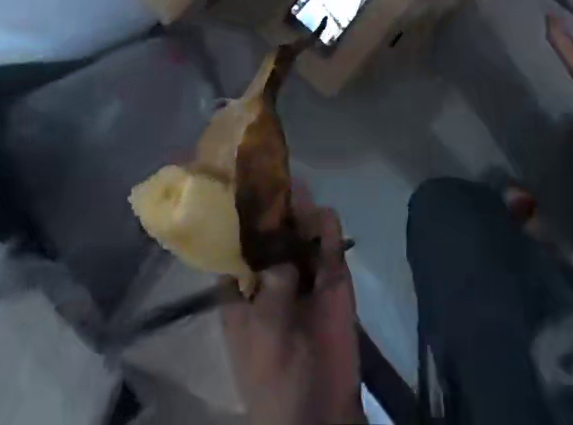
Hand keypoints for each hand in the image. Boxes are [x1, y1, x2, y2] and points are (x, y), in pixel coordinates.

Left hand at [221, 190, 363, 423]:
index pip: (237, 241)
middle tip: (273, 171)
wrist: (318, 414)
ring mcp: (306, 277)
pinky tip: (325, 213)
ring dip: (300, 212)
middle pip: (272, 231)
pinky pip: (331, 251)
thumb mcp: (264, 331)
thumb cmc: (273, 375)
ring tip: (298, 185)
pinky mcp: (335, 284)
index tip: (238, 180)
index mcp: (242, 287)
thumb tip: (281, 258)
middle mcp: (272, 274)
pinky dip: (329, 232)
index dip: (238, 214)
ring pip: (301, 235)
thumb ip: (272, 289)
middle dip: (273, 206)